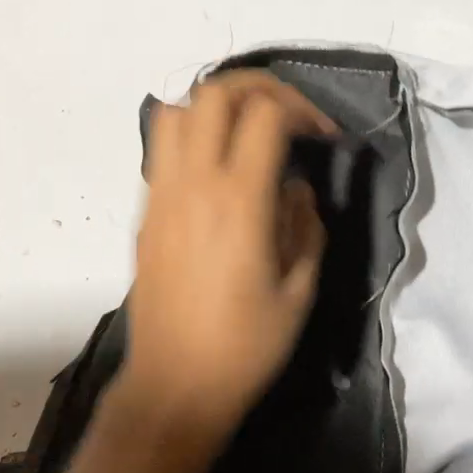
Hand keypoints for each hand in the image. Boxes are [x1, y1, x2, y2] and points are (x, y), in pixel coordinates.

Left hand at [114, 70, 335, 443]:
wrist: (177, 384)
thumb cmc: (248, 346)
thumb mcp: (300, 290)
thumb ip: (304, 226)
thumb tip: (295, 190)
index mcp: (239, 202)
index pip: (266, 115)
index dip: (304, 111)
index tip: (327, 138)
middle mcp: (192, 185)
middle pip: (215, 93)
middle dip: (261, 89)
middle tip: (293, 117)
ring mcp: (160, 195)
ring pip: (176, 110)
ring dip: (219, 108)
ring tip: (251, 136)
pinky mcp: (145, 213)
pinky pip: (162, 148)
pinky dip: (195, 137)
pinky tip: (224, 174)